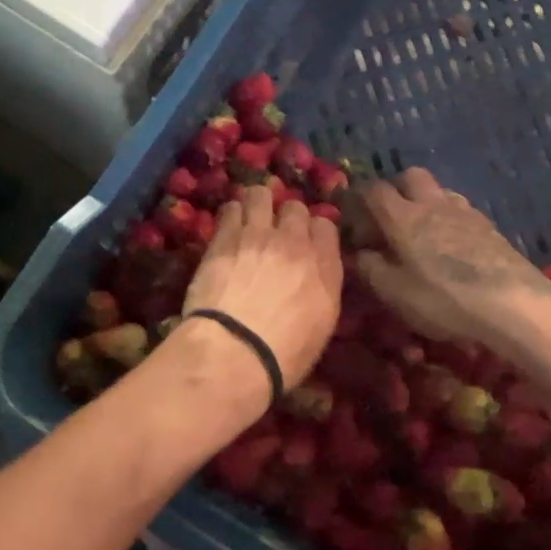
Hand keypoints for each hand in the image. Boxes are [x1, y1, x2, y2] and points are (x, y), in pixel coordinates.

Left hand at [180, 184, 343, 388]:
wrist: (235, 351)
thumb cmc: (284, 354)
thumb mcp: (322, 326)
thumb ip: (322, 288)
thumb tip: (314, 274)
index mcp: (324, 267)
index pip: (325, 226)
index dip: (314, 231)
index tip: (305, 241)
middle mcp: (294, 242)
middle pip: (294, 207)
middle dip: (286, 215)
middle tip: (275, 231)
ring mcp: (257, 235)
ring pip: (260, 195)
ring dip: (257, 203)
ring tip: (250, 217)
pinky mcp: (224, 238)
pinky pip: (230, 208)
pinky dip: (232, 213)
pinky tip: (228, 225)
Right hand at [352, 169, 550, 352]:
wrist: (515, 305)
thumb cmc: (445, 299)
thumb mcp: (395, 293)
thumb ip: (370, 269)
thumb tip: (359, 253)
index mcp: (403, 216)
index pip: (373, 190)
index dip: (359, 199)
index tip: (353, 219)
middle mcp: (432, 204)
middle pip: (410, 177)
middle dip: (395, 190)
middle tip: (389, 221)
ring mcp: (465, 212)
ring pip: (438, 191)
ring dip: (424, 202)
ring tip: (421, 234)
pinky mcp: (489, 226)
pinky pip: (459, 210)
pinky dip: (447, 219)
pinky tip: (451, 247)